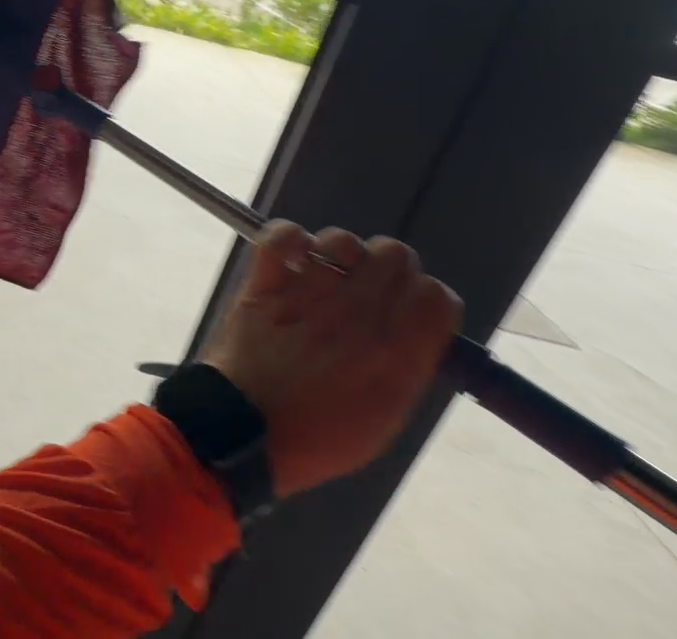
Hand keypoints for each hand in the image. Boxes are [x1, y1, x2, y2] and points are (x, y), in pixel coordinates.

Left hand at [198, 221, 460, 498]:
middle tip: (365, 287)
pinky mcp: (261, 288)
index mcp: (394, 360)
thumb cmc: (315, 438)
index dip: (423, 295)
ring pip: (342, 241)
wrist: (241, 435)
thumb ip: (405, 367)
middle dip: (386, 266)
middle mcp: (357, 322)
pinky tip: (295, 256)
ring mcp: (306, 300)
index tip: (406, 306)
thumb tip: (410, 325)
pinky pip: (280, 238)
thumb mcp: (383, 419)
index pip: (436, 295)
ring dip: (339, 251)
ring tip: (327, 274)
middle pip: (395, 256)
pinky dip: (289, 237)